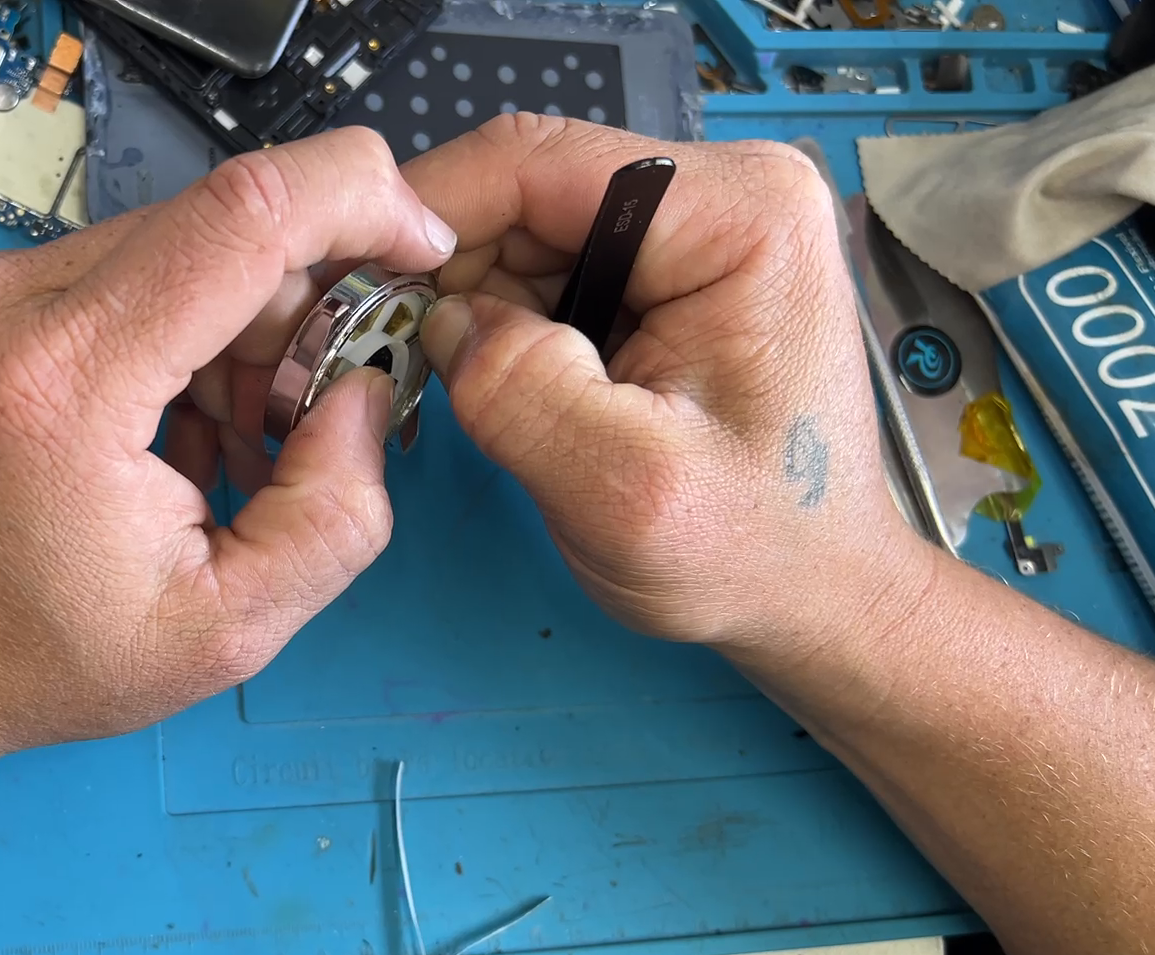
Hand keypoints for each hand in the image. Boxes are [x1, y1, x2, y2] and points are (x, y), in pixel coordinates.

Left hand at [0, 129, 455, 804]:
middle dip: (296, 311)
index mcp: (65, 386)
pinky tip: (171, 429)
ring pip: (171, 252)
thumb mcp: (225, 631)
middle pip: (217, 232)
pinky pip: (116, 280)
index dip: (360, 201)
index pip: (246, 214)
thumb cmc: (40, 663)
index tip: (415, 244)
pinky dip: (175, 338)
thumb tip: (361, 393)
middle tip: (303, 417)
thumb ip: (336, 517)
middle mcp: (1, 307)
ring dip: (234, 333)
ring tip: (226, 446)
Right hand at [401, 115, 932, 653]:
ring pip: (512, 243)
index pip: (534, 164)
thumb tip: (439, 322)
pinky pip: (529, 285)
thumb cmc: (743, 550)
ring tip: (439, 384)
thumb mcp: (624, 485)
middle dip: (438, 274)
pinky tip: (480, 387)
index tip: (350, 285)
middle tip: (383, 354)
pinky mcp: (645, 288)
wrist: (803, 589)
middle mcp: (706, 202)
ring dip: (457, 310)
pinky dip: (483, 334)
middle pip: (517, 198)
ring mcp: (674, 244)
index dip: (422, 214)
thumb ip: (523, 392)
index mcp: (730, 215)